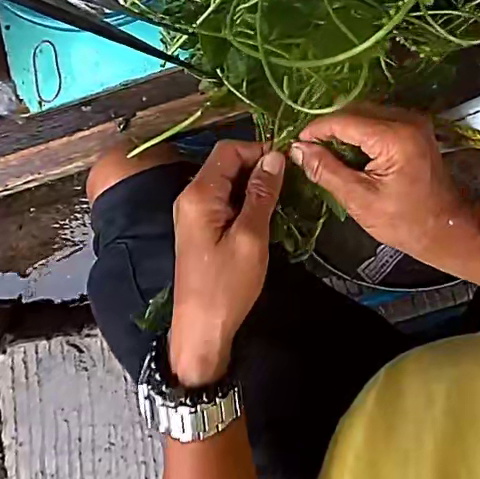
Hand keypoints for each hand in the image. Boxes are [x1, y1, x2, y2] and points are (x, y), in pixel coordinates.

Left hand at [169, 140, 285, 386]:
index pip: (227, 150)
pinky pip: (222, 198)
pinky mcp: (199, 226)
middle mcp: (189, 196)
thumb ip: (261, 194)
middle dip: (256, 164)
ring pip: (225, 180)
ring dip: (252, 182)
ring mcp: (192, 212)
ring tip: (282, 195)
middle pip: (224, 163)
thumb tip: (275, 157)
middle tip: (289, 180)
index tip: (287, 163)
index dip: (257, 149)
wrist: (201, 329)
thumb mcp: (251, 237)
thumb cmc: (226, 286)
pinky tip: (264, 211)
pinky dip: (243, 198)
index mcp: (198, 194)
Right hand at [288, 106, 479, 277]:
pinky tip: (345, 150)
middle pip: (353, 111)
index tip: (295, 143)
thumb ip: (326, 170)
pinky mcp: (413, 128)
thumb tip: (297, 149)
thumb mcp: (359, 199)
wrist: (449, 230)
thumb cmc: (406, 222)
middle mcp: (405, 120)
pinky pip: (376, 119)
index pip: (343, 120)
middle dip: (327, 128)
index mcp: (394, 137)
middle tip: (306, 148)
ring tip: (321, 149)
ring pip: (363, 112)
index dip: (315, 130)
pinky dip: (357, 131)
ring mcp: (412, 121)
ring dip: (341, 128)